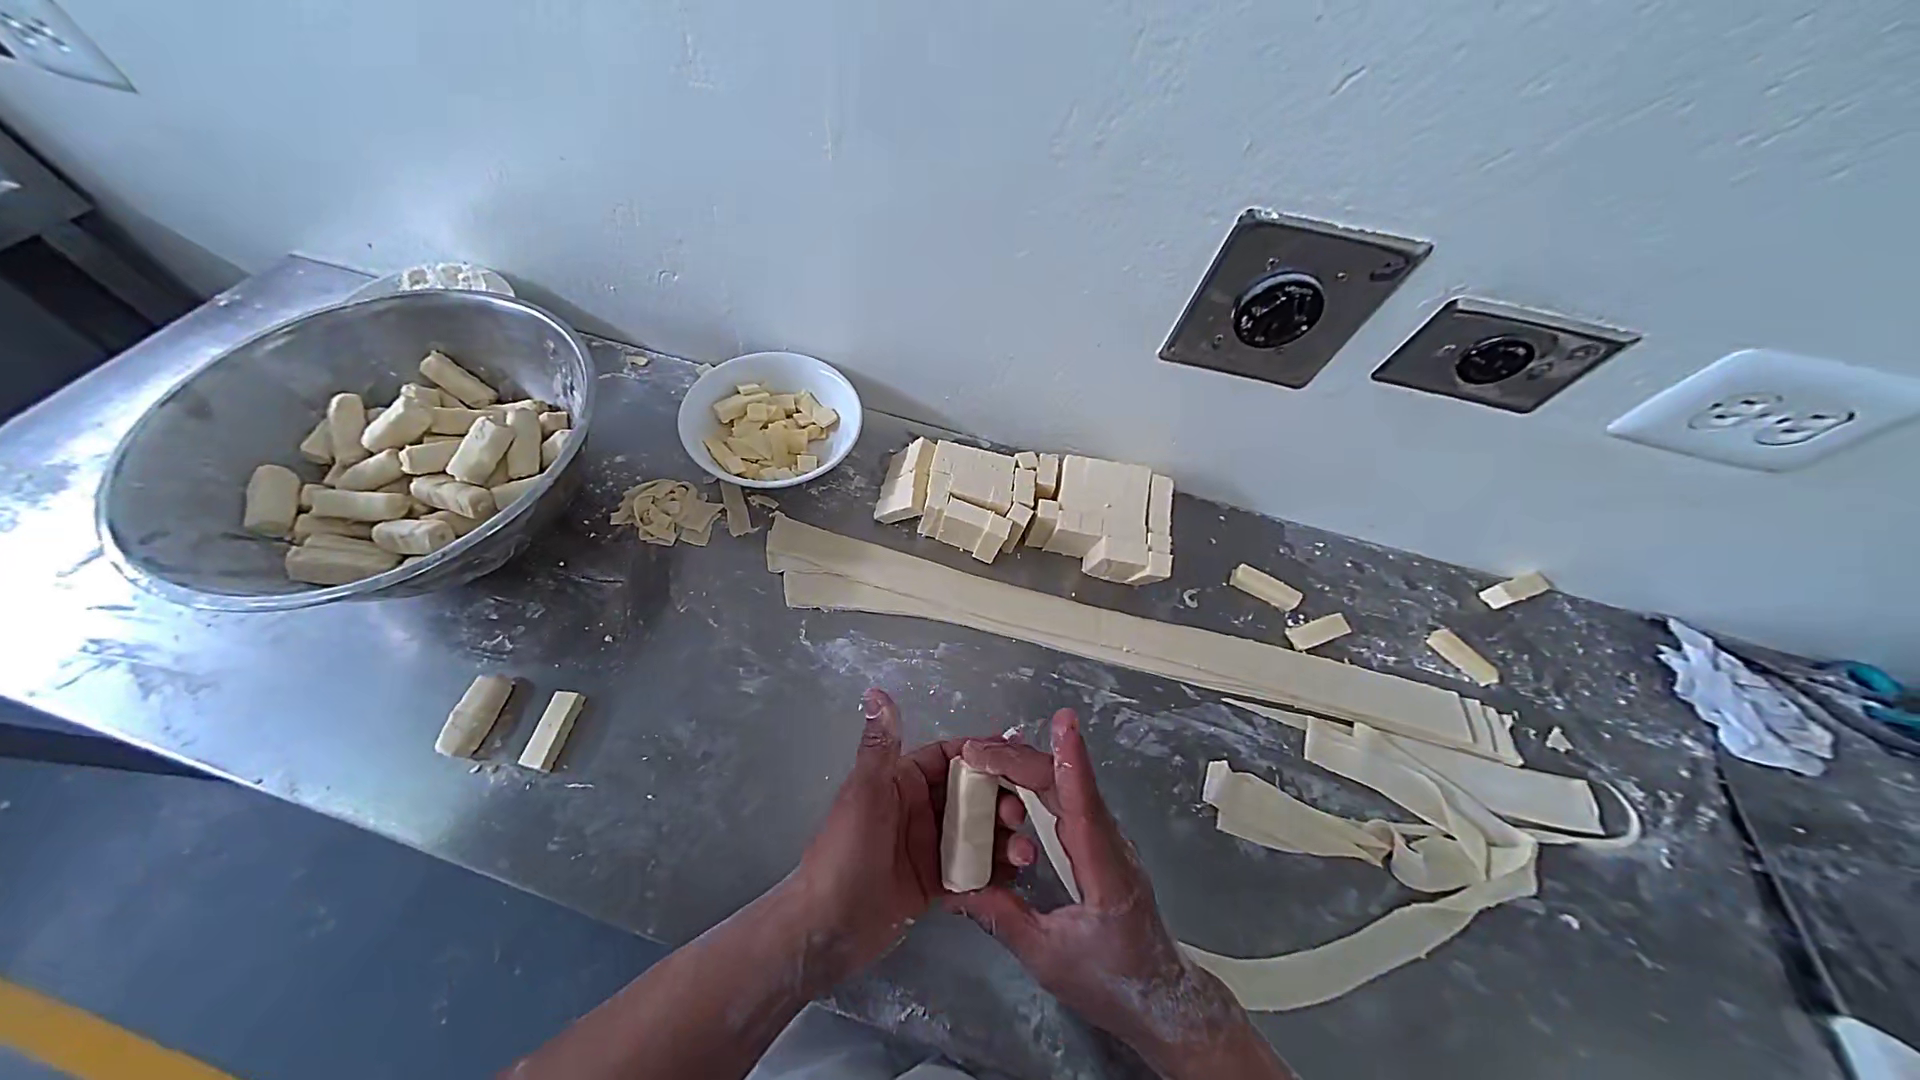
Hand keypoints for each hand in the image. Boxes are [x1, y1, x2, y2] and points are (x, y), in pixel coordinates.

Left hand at [782, 687, 1034, 985]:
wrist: (827, 929)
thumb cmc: (845, 851)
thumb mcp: (865, 792)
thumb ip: (881, 745)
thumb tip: (876, 692)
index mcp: (904, 781)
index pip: (951, 757)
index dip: (984, 754)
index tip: (1019, 754)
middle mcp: (921, 809)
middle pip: (973, 795)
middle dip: (1002, 800)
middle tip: (1022, 814)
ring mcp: (930, 846)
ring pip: (979, 833)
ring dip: (1004, 839)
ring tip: (1022, 854)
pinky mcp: (937, 881)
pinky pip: (974, 869)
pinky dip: (994, 872)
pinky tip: (1012, 879)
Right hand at [950, 710, 1292, 1079]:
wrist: (1159, 995)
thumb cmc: (1109, 980)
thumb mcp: (1047, 957)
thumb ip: (1003, 917)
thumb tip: (958, 887)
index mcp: (1105, 873)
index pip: (1085, 808)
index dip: (1072, 763)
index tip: (1063, 722)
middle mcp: (1109, 843)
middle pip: (1066, 786)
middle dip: (1020, 760)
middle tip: (973, 750)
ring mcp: (1106, 838)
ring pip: (1065, 787)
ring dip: (1024, 767)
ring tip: (982, 758)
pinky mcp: (1097, 840)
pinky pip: (1066, 800)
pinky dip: (1035, 782)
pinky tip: (1010, 778)